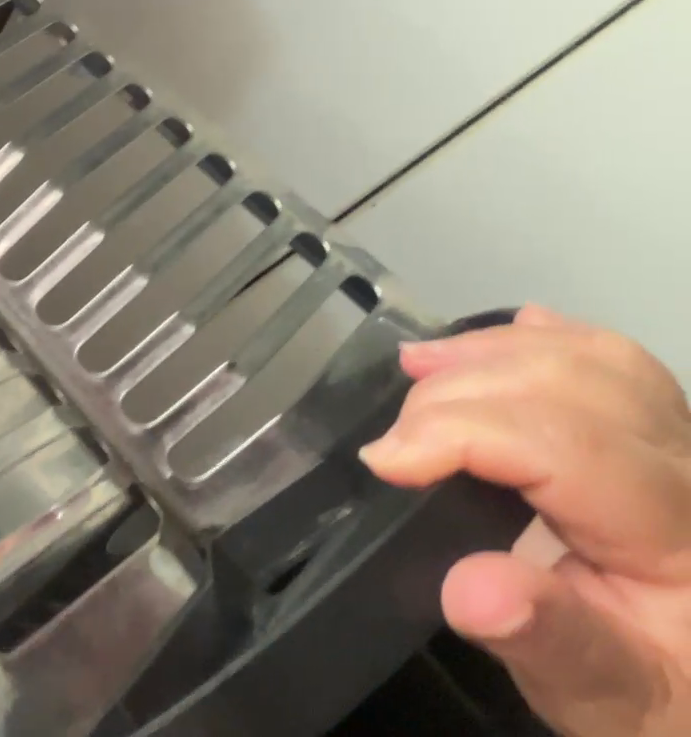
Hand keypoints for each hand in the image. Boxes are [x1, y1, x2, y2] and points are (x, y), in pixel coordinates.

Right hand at [359, 306, 690, 735]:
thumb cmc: (651, 698)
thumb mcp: (605, 701)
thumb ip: (552, 645)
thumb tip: (472, 589)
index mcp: (677, 540)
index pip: (562, 444)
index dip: (454, 434)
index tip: (379, 464)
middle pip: (572, 384)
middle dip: (455, 396)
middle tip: (396, 447)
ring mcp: (684, 450)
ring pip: (592, 358)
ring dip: (486, 355)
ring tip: (414, 374)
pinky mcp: (663, 438)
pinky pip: (614, 360)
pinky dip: (537, 340)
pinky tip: (487, 348)